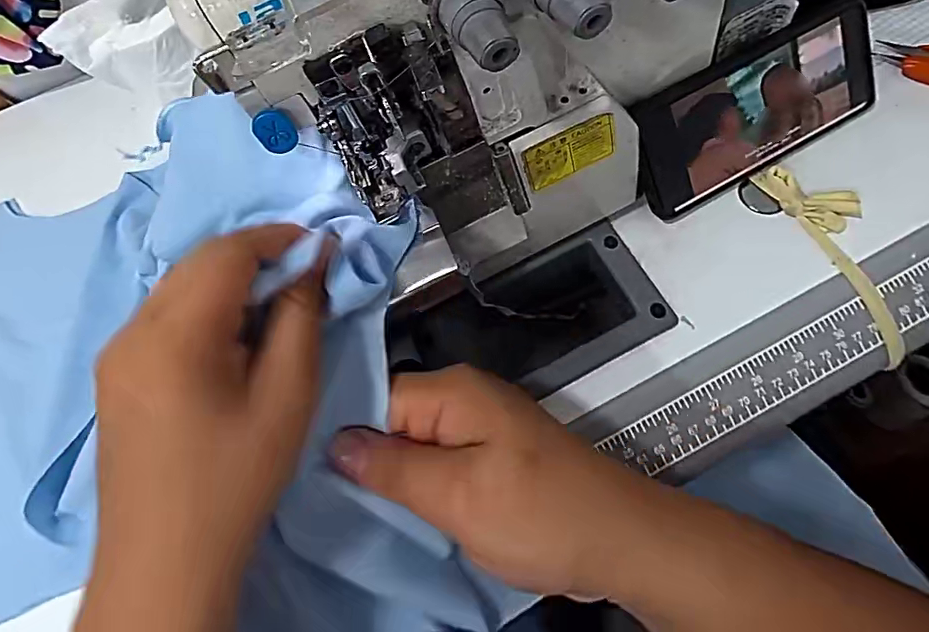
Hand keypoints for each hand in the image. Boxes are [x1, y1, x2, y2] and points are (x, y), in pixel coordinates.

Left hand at [78, 224, 328, 631]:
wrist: (165, 564)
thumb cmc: (236, 477)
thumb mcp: (287, 391)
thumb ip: (302, 312)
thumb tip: (313, 257)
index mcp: (174, 334)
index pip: (227, 252)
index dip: (277, 238)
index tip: (317, 247)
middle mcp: (133, 330)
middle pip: (200, 261)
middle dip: (255, 255)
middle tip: (301, 276)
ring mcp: (116, 351)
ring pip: (180, 283)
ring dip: (229, 278)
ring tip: (271, 305)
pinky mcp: (114, 371)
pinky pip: (164, 312)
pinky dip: (205, 303)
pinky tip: (232, 336)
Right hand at [327, 365, 667, 599]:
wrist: (616, 538)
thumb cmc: (538, 513)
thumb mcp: (458, 496)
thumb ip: (395, 468)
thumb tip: (338, 443)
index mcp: (453, 390)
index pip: (378, 395)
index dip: (347, 431)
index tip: (312, 469)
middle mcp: (463, 395)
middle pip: (394, 417)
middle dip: (366, 456)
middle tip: (327, 498)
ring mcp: (478, 423)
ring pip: (415, 441)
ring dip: (392, 474)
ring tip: (354, 508)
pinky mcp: (489, 452)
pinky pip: (439, 459)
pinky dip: (420, 484)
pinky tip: (401, 510)